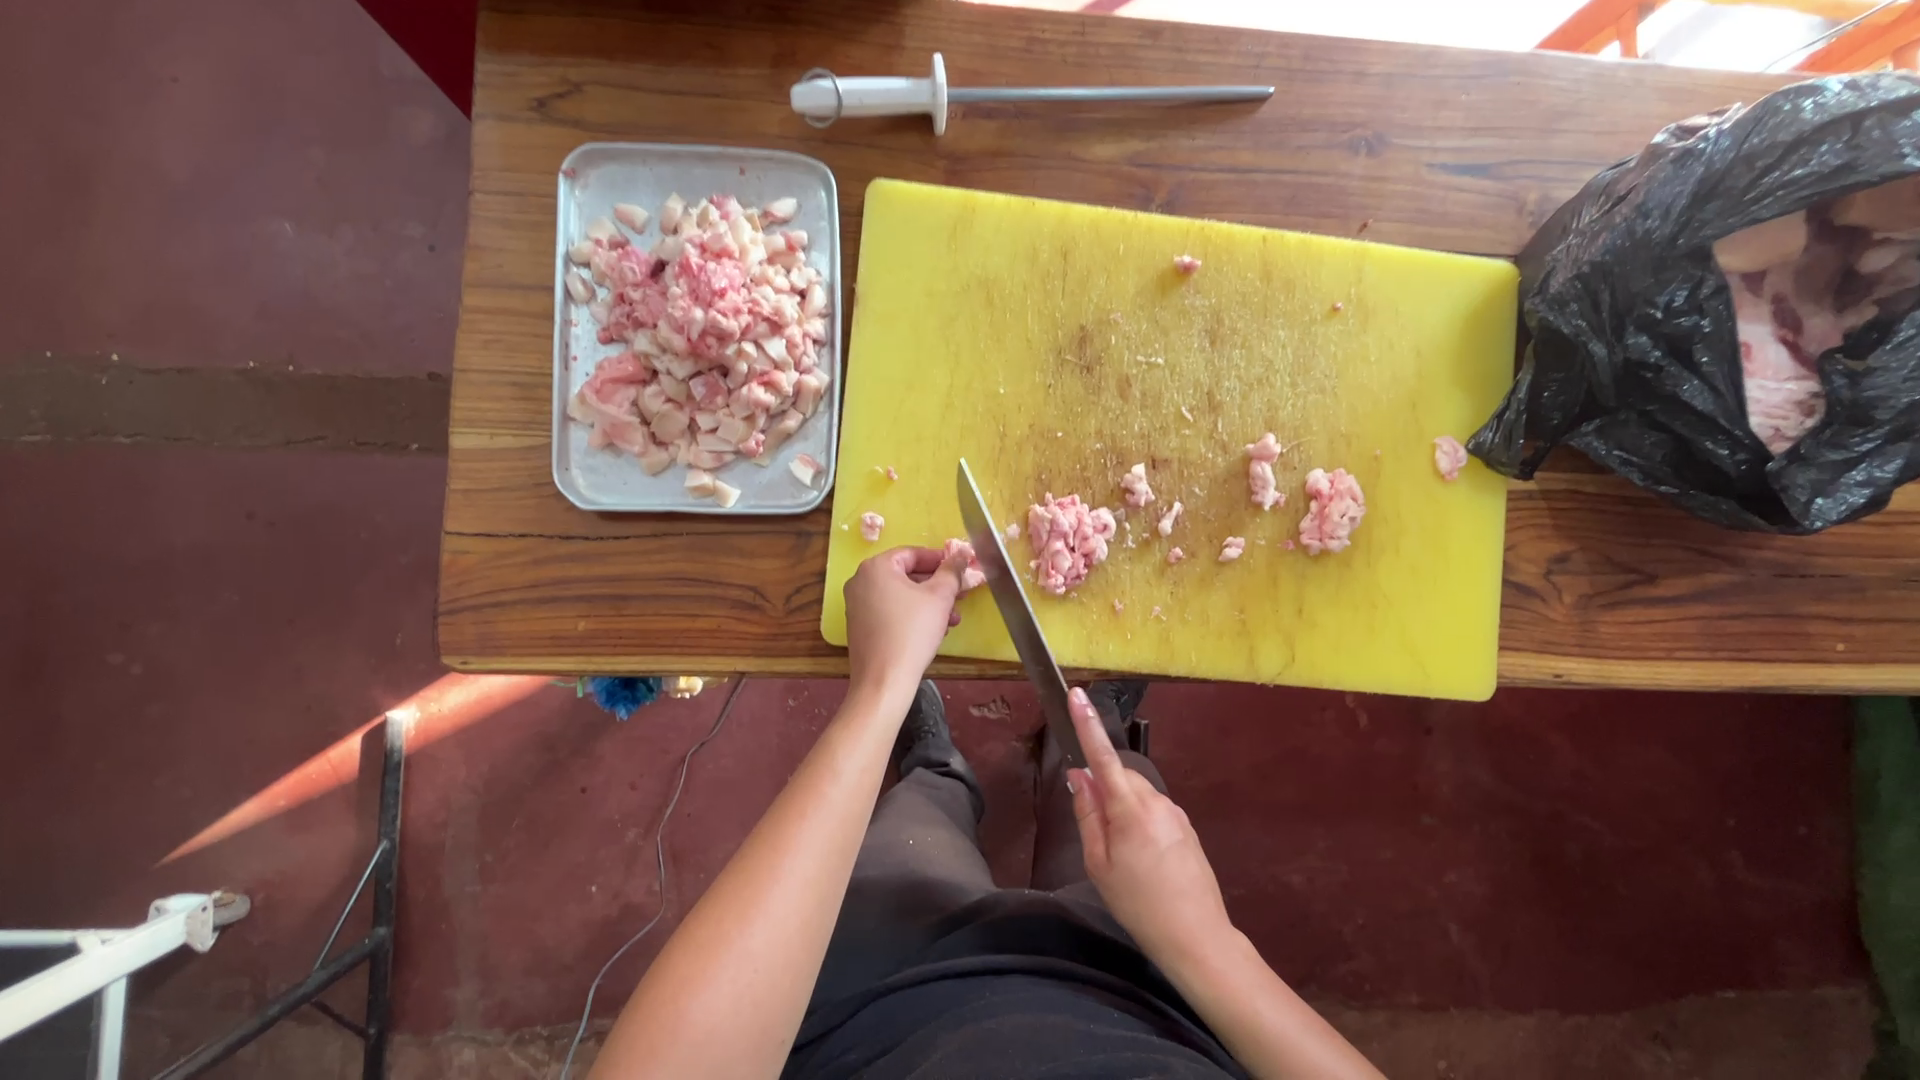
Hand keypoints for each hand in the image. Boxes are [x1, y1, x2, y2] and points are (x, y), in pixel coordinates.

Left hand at [843, 546, 969, 699]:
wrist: (884, 680)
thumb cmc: (912, 631)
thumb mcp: (940, 596)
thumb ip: (952, 571)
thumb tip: (960, 555)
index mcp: (876, 567)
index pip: (913, 553)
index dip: (940, 560)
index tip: (960, 569)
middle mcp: (860, 581)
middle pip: (906, 575)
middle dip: (937, 586)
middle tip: (960, 595)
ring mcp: (856, 605)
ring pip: (901, 596)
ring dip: (929, 603)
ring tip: (953, 618)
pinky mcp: (860, 626)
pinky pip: (890, 611)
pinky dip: (912, 615)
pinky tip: (935, 630)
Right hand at [1067, 686, 1235, 963]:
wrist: (1196, 936)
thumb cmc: (1138, 904)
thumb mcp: (1098, 865)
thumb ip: (1087, 815)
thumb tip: (1079, 776)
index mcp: (1129, 810)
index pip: (1102, 756)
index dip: (1087, 724)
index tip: (1077, 694)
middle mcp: (1156, 801)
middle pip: (1119, 776)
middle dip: (1103, 789)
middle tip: (1096, 834)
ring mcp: (1175, 812)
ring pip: (1137, 794)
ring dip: (1122, 808)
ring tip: (1123, 857)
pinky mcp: (1186, 826)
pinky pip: (1153, 810)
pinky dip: (1139, 821)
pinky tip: (1143, 860)